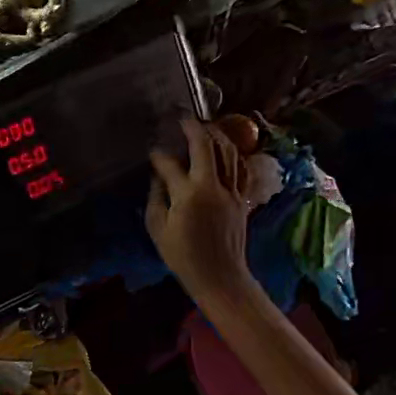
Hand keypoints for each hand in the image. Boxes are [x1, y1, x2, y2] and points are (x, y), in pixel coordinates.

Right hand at [147, 118, 252, 301]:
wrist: (220, 277)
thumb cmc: (183, 257)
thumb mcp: (158, 229)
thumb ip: (156, 197)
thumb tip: (157, 177)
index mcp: (188, 195)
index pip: (170, 165)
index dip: (159, 155)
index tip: (152, 152)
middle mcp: (213, 186)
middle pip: (206, 146)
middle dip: (193, 127)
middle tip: (182, 118)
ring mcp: (232, 191)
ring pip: (229, 152)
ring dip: (217, 135)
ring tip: (205, 126)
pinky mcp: (243, 199)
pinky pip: (240, 169)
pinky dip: (233, 155)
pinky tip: (226, 150)